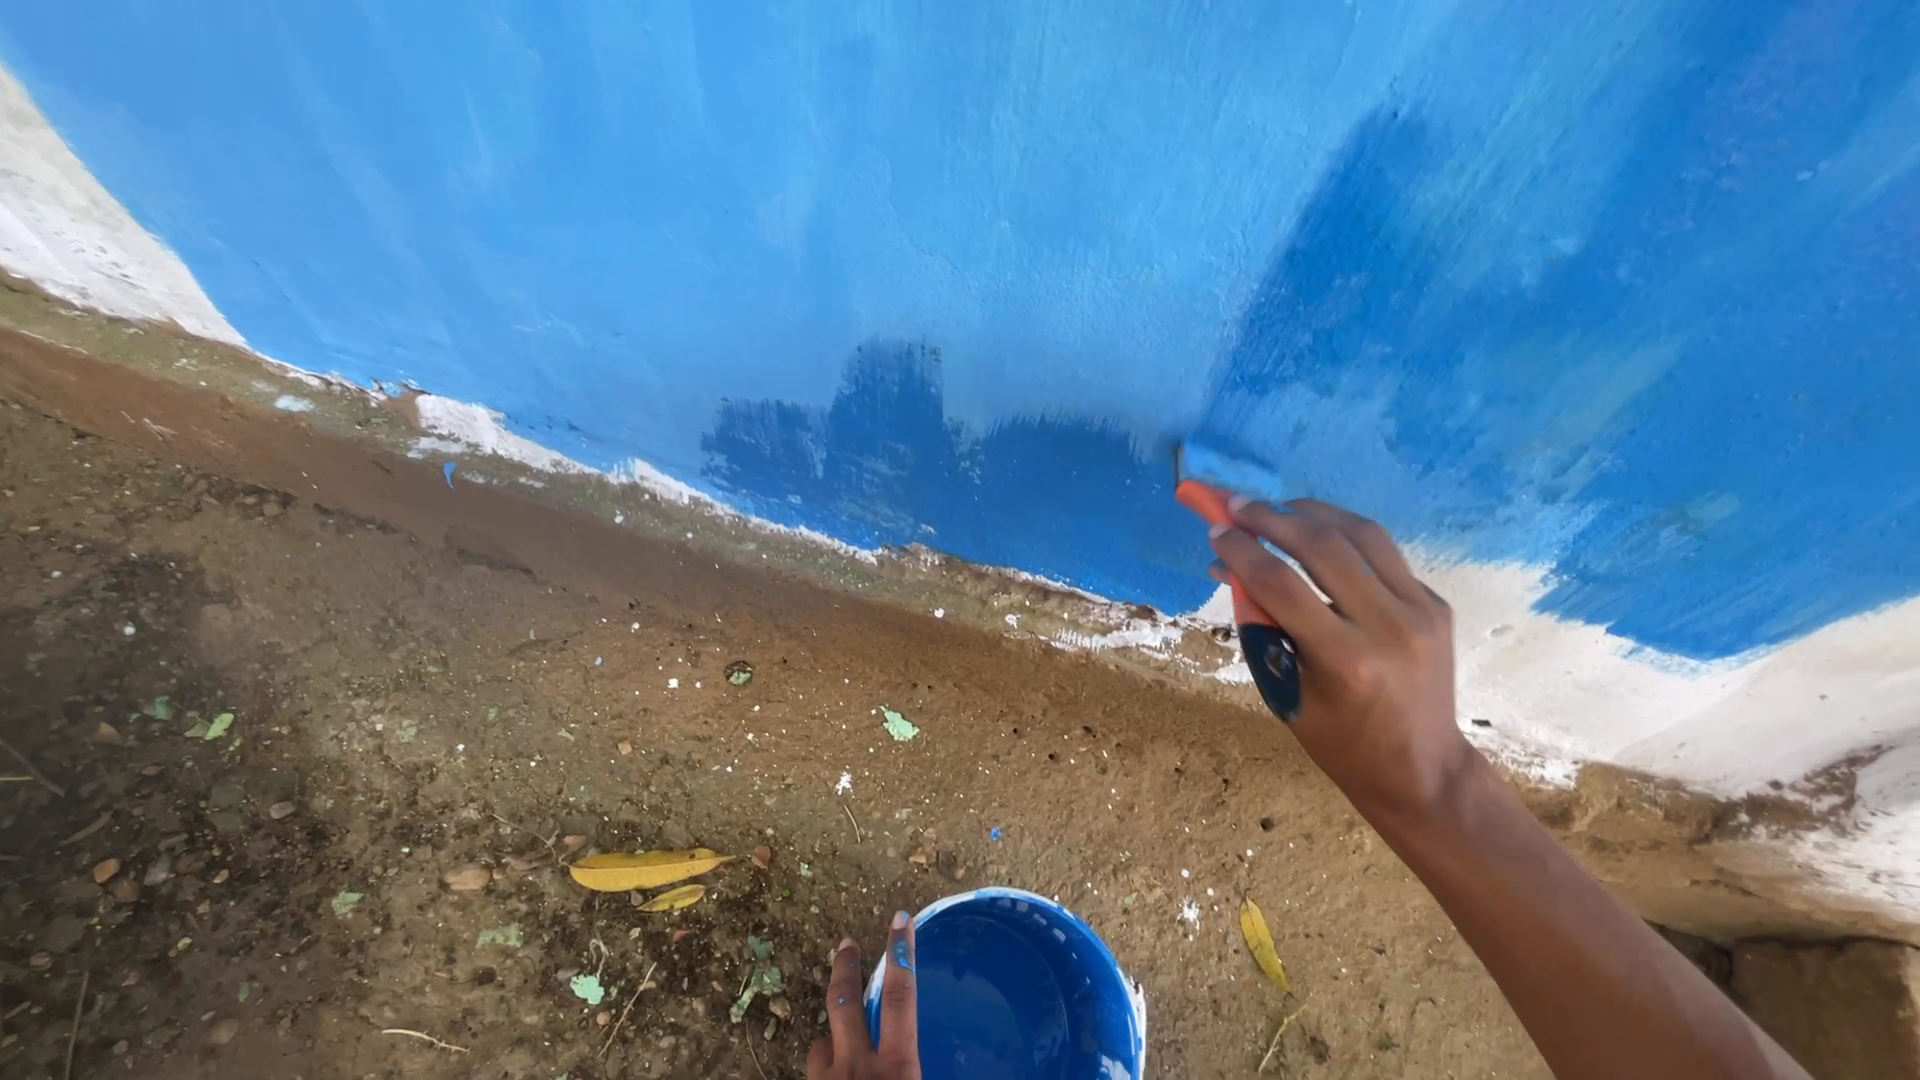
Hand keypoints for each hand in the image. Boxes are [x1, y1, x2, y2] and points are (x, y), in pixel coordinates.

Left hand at [807, 912, 920, 1078]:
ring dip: (835, 1035)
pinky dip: (827, 1065)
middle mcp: (857, 1064)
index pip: (900, 997)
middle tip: (847, 943)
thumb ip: (909, 1068)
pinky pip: (817, 1068)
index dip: (900, 954)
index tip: (902, 920)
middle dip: (846, 967)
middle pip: (847, 1001)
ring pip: (824, 1040)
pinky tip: (834, 1075)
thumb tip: (908, 1054)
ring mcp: (827, 1078)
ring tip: (843, 1041)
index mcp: (896, 1066)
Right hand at [1209, 498, 1473, 819]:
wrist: (1421, 769)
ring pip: (1362, 534)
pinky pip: (1384, 554)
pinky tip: (1317, 536)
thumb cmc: (1338, 742)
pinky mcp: (1435, 604)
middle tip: (1238, 504)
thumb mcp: (1285, 691)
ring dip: (1312, 512)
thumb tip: (1230, 567)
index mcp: (1343, 660)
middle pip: (1322, 546)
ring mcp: (1420, 611)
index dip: (1241, 550)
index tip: (1215, 529)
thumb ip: (1261, 627)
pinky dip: (1344, 537)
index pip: (1280, 584)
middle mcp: (1388, 627)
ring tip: (1278, 508)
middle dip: (1272, 518)